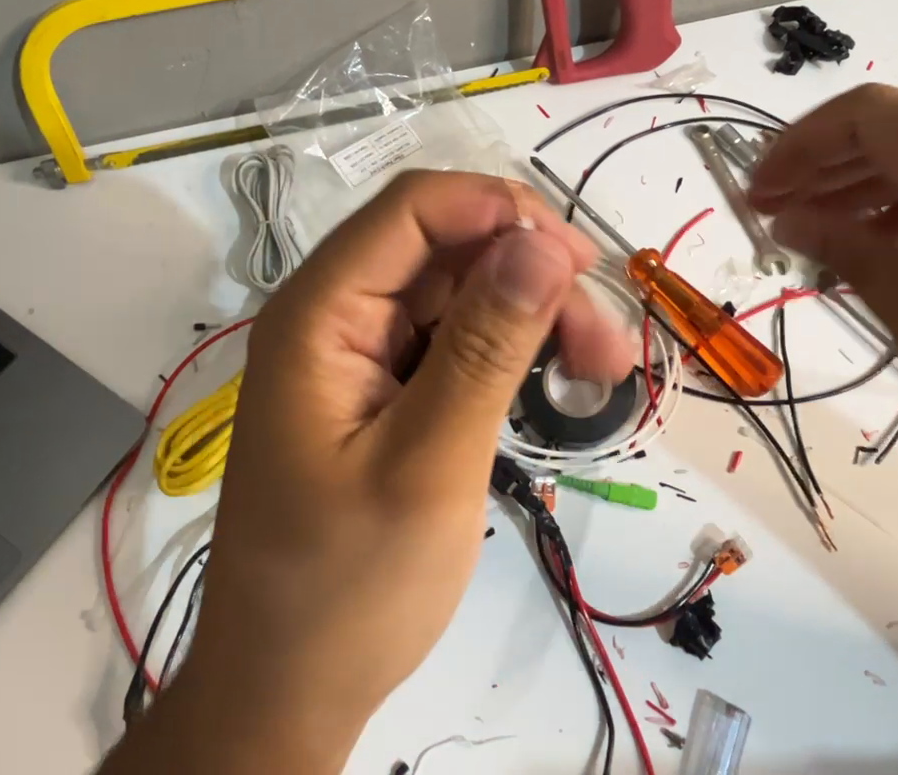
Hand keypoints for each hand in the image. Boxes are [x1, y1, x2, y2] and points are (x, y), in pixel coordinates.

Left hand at [115, 170, 632, 773]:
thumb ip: (484, 346)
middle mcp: (336, 316)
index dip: (499, 212)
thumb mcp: (427, 462)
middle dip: (531, 275)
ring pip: (461, 292)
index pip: (412, 210)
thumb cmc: (348, 585)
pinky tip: (556, 382)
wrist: (290, 687)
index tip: (580, 264)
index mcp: (319, 314)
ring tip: (602, 372)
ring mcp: (361, 355)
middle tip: (606, 344)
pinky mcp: (386, 392)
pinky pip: (455, 341)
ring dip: (533, 315)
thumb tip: (542, 241)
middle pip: (445, 248)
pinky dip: (510, 352)